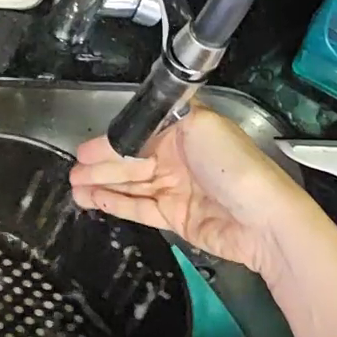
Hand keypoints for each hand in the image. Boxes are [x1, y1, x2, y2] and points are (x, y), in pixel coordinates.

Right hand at [70, 107, 303, 277]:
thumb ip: (165, 118)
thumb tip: (141, 117)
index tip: (86, 149)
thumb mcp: (201, 125)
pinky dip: (115, 203)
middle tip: (73, 171)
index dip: (112, 142)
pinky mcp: (175, 217)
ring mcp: (176, 188)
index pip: (138, 133)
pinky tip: (94, 200)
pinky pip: (139, 207)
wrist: (262, 220)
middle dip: (100, 164)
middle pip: (130, 160)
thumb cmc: (233, 166)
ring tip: (74, 188)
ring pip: (130, 185)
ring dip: (101, 185)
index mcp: (185, 131)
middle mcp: (178, 158)